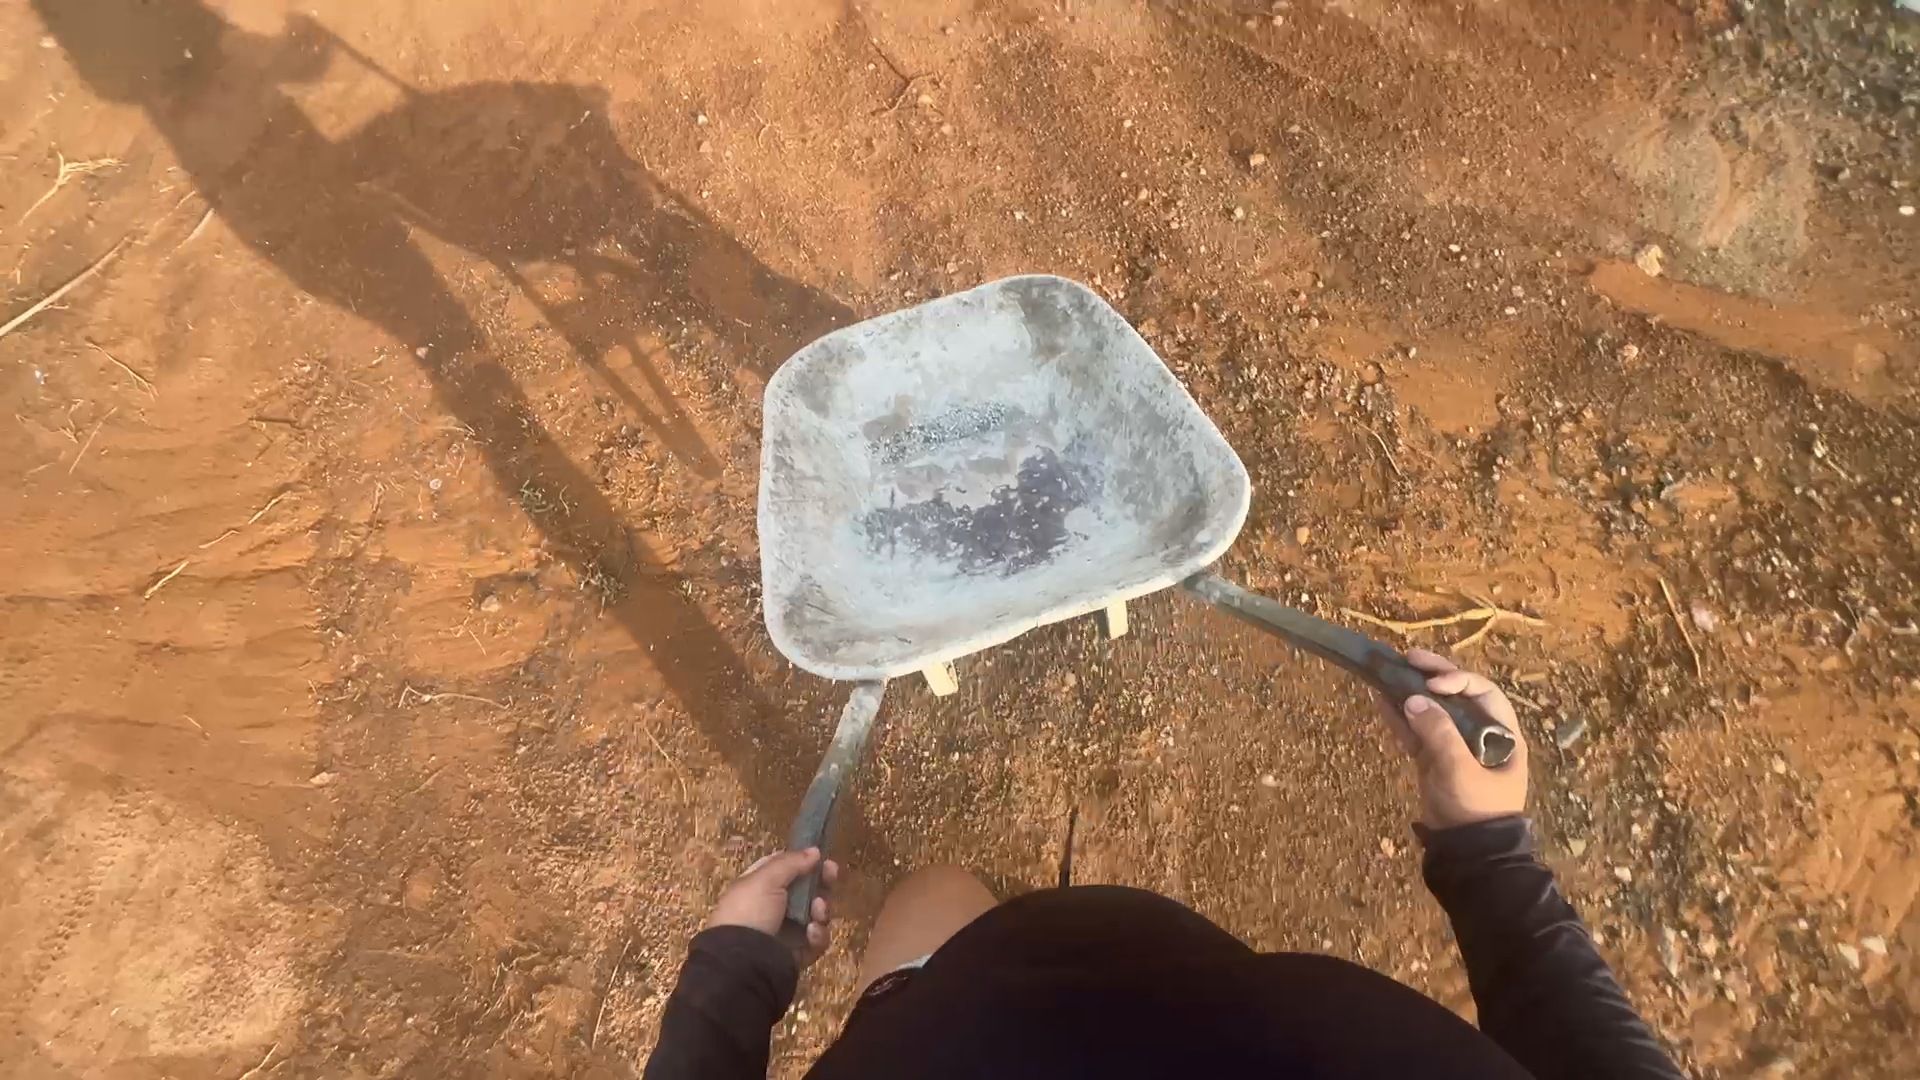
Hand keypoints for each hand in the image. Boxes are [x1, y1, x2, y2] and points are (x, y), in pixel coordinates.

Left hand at [708, 848, 838, 964]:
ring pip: (816, 913)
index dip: (804, 861)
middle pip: (807, 889)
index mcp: (759, 886)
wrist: (742, 966)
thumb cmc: (750, 913)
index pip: (786, 867)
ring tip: (817, 912)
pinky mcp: (798, 953)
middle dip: (821, 882)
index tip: (821, 857)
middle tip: (830, 876)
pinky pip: (817, 939)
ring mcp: (787, 931)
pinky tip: (811, 933)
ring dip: (821, 909)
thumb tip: (815, 851)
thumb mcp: (765, 879)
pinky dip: (818, 935)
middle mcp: (773, 907)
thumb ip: (792, 862)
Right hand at [1373, 649, 1527, 829]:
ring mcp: (1453, 744)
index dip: (1458, 680)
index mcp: (1502, 734)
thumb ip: (1439, 732)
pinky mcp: (1431, 756)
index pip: (1483, 693)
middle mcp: (1479, 733)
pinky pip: (1413, 728)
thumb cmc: (1476, 807)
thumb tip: (1412, 699)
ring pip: (1431, 707)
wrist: (1468, 849)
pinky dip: (1397, 713)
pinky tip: (1378, 696)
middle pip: (1456, 694)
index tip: (1431, 685)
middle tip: (1408, 657)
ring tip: (1388, 669)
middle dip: (1433, 674)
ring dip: (1410, 689)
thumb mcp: (1460, 769)